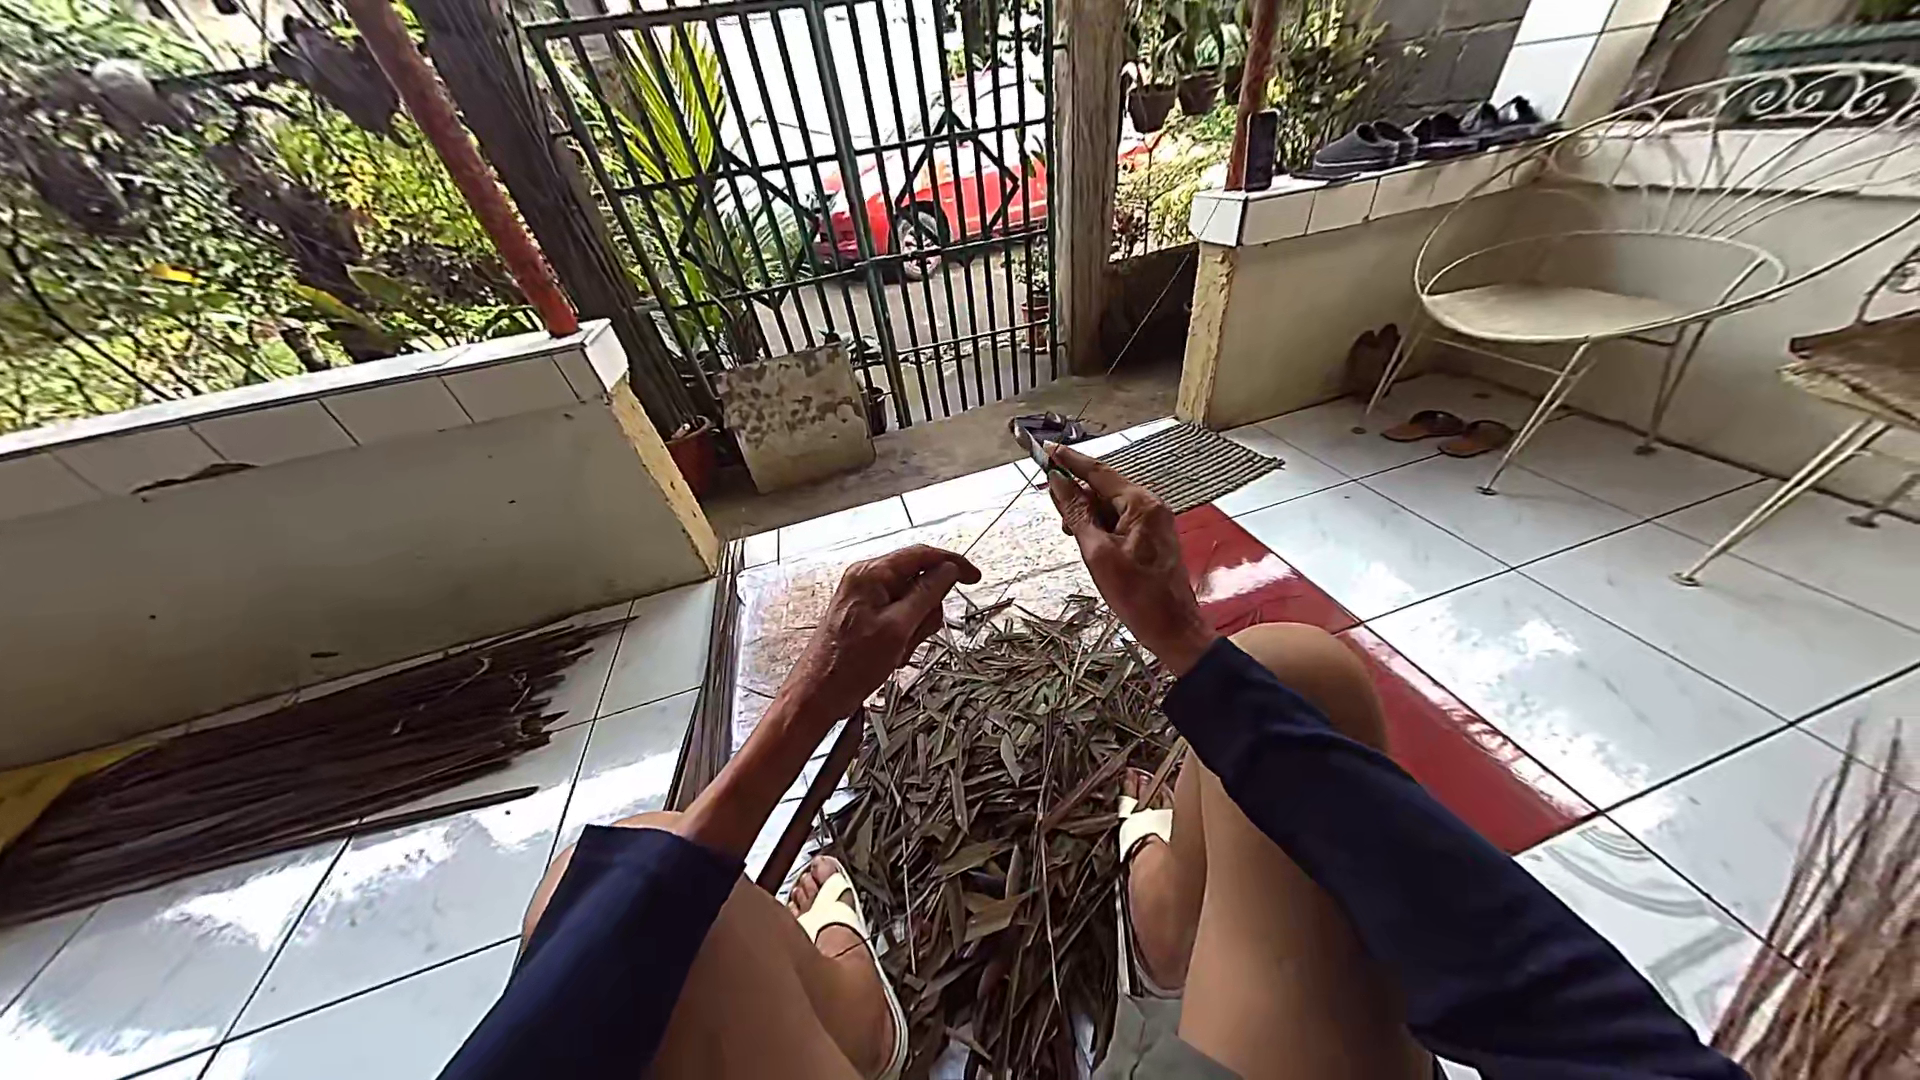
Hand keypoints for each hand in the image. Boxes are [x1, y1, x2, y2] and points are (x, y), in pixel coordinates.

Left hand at [774, 544, 981, 735]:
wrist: (818, 694)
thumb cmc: (852, 663)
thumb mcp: (898, 627)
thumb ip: (927, 594)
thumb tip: (949, 569)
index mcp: (872, 573)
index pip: (922, 555)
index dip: (952, 563)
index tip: (975, 578)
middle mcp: (867, 579)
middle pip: (919, 580)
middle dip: (928, 609)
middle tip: (916, 636)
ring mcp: (866, 597)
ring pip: (913, 601)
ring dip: (916, 627)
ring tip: (901, 650)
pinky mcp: (866, 616)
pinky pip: (899, 617)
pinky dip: (905, 635)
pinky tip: (893, 655)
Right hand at [1044, 444, 1217, 674]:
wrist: (1172, 628)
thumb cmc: (1137, 595)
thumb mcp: (1097, 552)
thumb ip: (1077, 514)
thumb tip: (1058, 484)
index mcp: (1141, 504)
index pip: (1099, 472)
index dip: (1070, 462)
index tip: (1048, 451)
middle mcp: (1150, 507)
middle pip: (1104, 489)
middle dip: (1077, 497)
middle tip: (1056, 512)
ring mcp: (1152, 523)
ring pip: (1109, 507)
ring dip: (1086, 517)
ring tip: (1073, 536)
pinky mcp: (1149, 539)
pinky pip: (1117, 522)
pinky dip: (1099, 528)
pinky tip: (1088, 544)